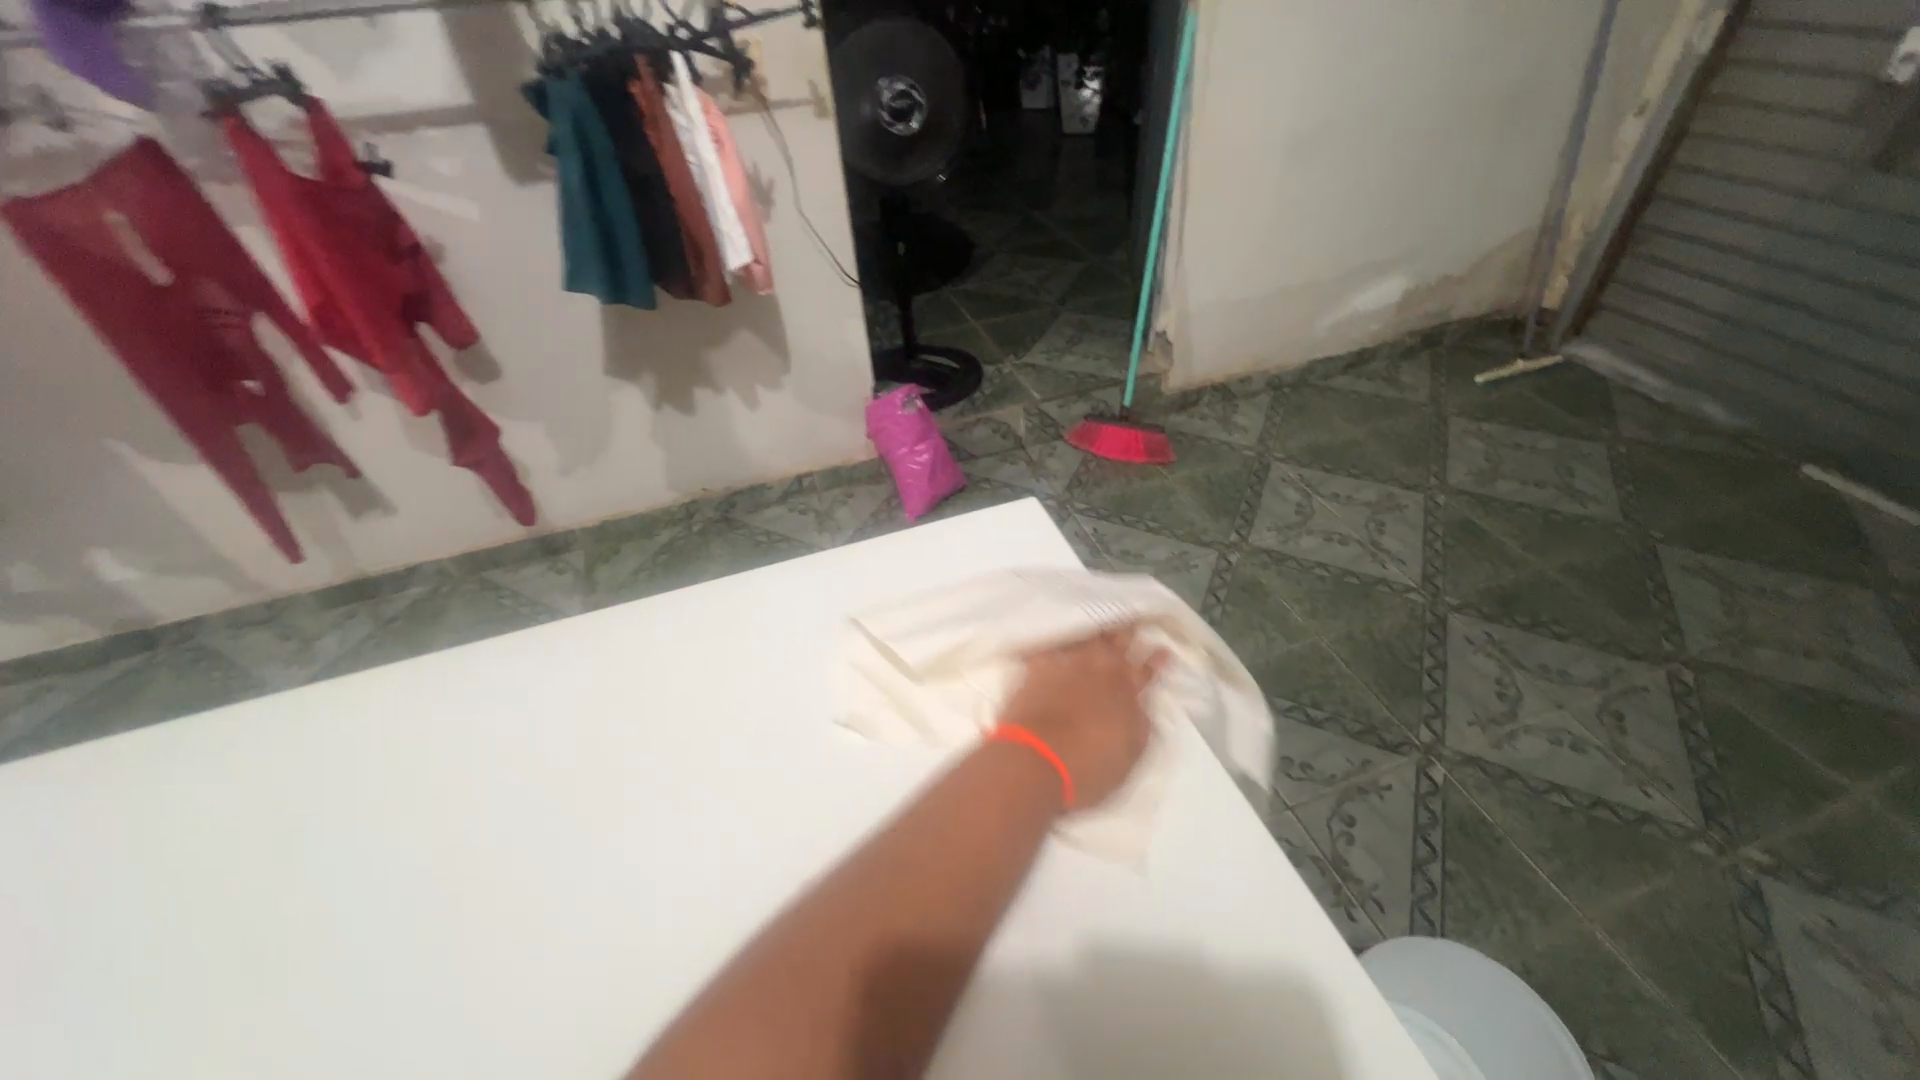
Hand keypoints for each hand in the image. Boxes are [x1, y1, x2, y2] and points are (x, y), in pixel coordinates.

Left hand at [996, 626, 1169, 810]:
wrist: (1034, 763)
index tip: (1163, 649)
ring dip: (1097, 625)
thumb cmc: (1086, 770)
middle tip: (1135, 616)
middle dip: (1129, 629)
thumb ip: (1140, 727)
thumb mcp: (1129, 756)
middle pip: (1119, 643)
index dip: (1155, 660)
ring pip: (1088, 635)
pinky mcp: (1036, 666)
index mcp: (1125, 693)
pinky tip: (1056, 627)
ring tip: (1102, 615)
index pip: (1146, 671)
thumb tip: (1143, 707)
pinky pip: (1049, 641)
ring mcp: (1067, 664)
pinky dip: (1056, 635)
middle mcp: (1099, 671)